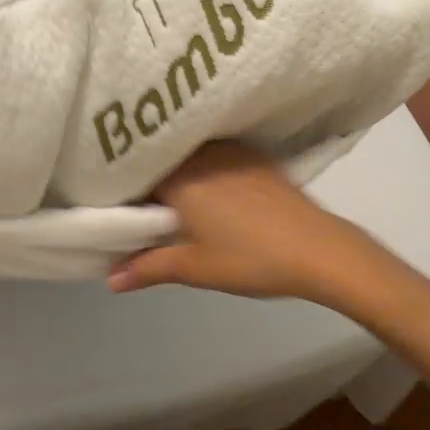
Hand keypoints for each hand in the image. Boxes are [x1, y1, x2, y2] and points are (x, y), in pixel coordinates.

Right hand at [108, 141, 382, 303]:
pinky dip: (203, 162)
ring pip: (187, 152)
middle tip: (139, 195)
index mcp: (178, 177)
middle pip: (161, 157)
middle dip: (148, 172)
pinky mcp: (252, 154)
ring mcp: (228, 150)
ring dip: (177, 165)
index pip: (136, 168)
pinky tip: (208, 182)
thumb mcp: (195, 268)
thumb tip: (110, 278)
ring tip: (169, 188)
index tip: (115, 195)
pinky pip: (213, 151)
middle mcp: (198, 154)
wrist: (319, 249)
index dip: (124, 181)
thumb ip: (148, 267)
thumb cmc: (250, 259)